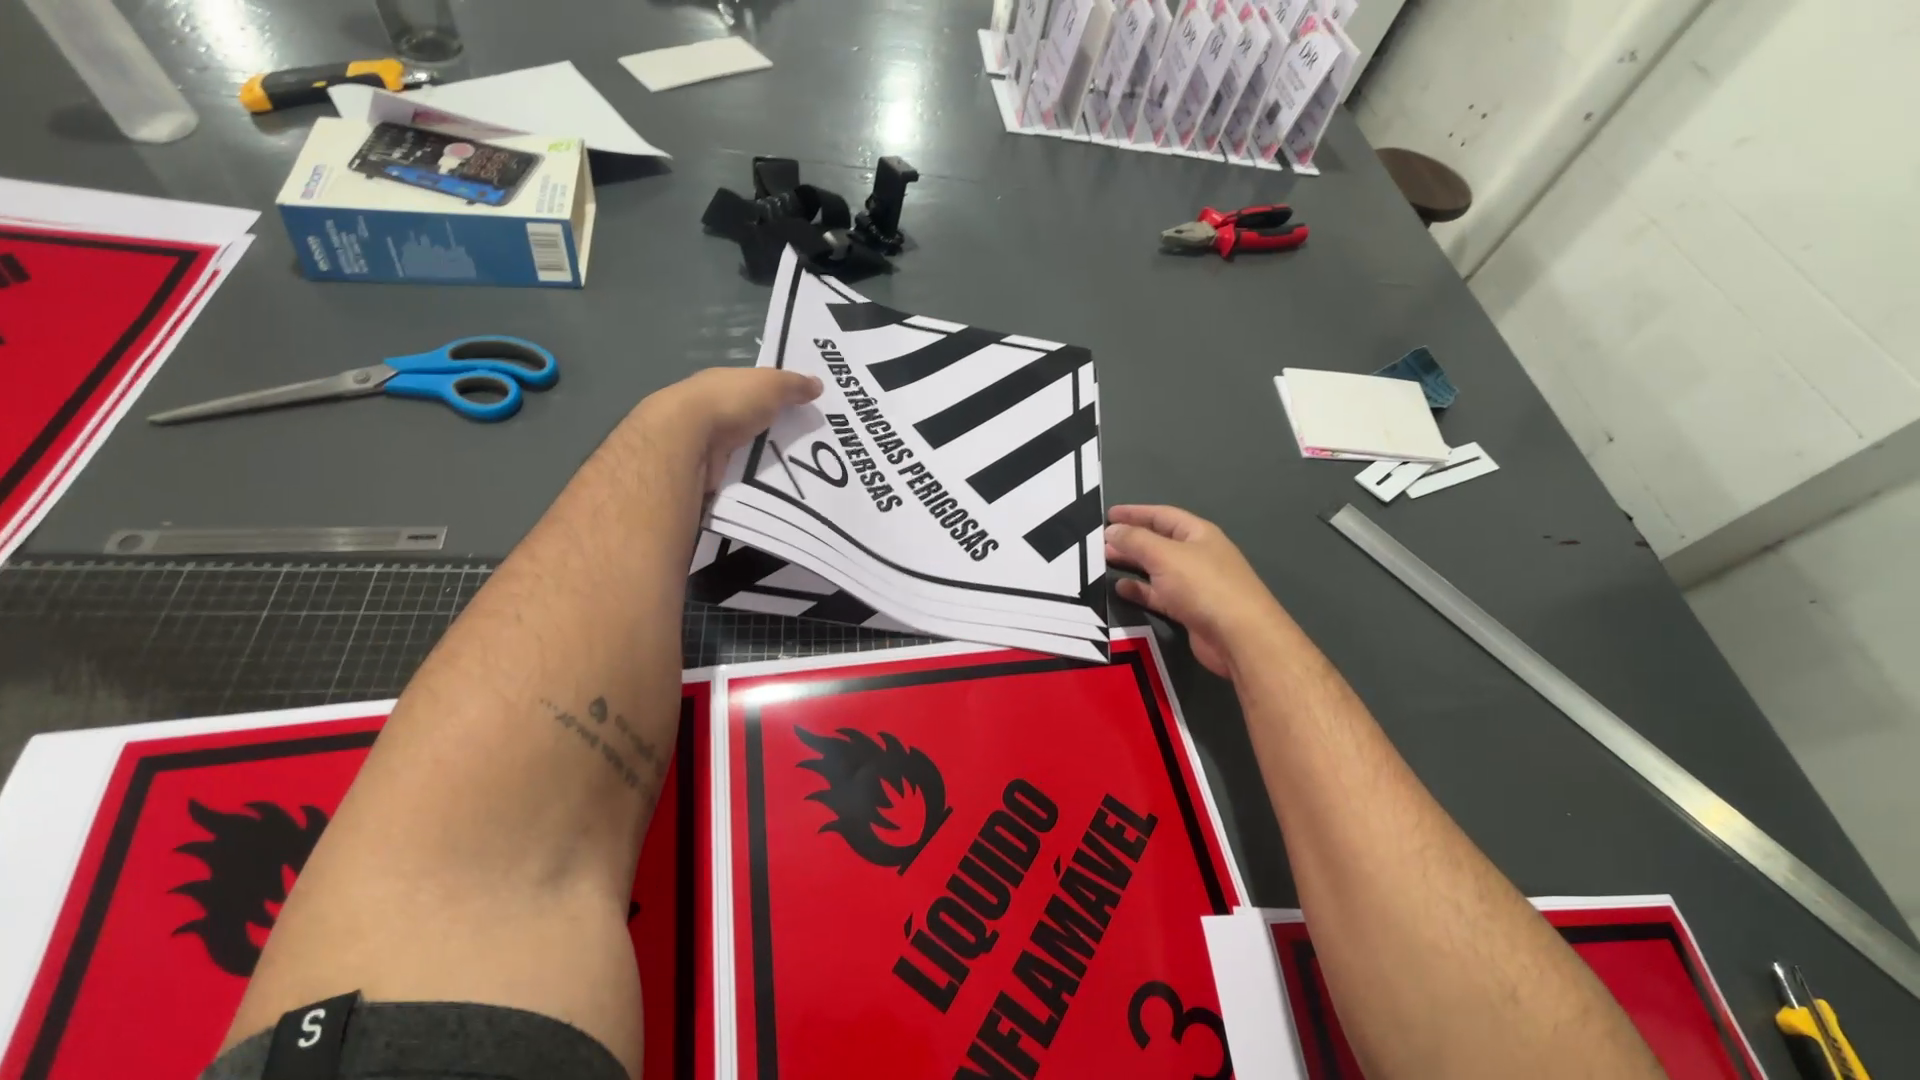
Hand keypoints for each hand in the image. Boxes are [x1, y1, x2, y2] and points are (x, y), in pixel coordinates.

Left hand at [638, 368, 822, 490]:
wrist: (687, 440)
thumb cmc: (729, 402)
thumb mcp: (770, 384)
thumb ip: (794, 385)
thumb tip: (818, 384)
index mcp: (721, 384)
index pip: (751, 388)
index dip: (774, 397)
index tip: (799, 411)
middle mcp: (710, 410)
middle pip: (747, 421)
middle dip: (769, 431)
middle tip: (805, 446)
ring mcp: (704, 442)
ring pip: (740, 450)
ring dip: (759, 458)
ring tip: (796, 472)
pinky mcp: (704, 470)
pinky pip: (734, 474)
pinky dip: (749, 479)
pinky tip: (771, 488)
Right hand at [1104, 505, 1287, 677]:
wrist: (1239, 636)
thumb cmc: (1204, 586)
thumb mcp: (1165, 556)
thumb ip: (1135, 540)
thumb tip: (1112, 530)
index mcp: (1198, 534)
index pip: (1162, 515)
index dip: (1135, 513)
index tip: (1109, 514)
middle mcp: (1198, 555)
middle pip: (1159, 541)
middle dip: (1131, 539)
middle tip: (1100, 541)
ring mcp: (1195, 584)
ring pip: (1158, 569)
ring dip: (1133, 564)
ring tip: (1104, 562)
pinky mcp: (1190, 611)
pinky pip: (1160, 595)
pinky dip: (1141, 590)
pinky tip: (1120, 589)